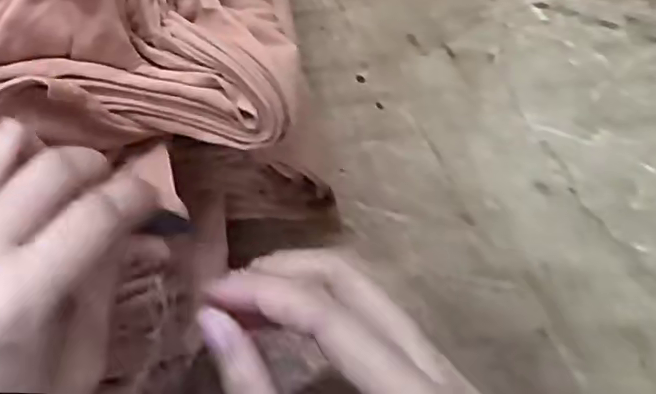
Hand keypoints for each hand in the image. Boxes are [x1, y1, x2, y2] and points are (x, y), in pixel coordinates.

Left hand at [0, 120, 161, 393]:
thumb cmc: (15, 392)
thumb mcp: (77, 358)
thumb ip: (107, 283)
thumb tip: (153, 230)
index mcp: (22, 295)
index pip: (93, 217)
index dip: (136, 196)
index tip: (159, 196)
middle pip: (51, 167)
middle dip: (96, 165)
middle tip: (114, 186)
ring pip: (4, 140)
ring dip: (43, 147)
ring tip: (60, 177)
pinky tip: (11, 167)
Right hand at [197, 250, 479, 393]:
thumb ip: (256, 390)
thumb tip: (209, 315)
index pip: (326, 310)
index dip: (259, 290)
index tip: (206, 293)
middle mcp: (446, 376)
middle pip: (348, 278)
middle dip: (277, 273)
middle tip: (227, 291)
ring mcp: (449, 378)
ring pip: (363, 290)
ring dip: (296, 285)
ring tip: (247, 304)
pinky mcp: (440, 386)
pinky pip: (374, 318)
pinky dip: (320, 309)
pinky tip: (287, 327)